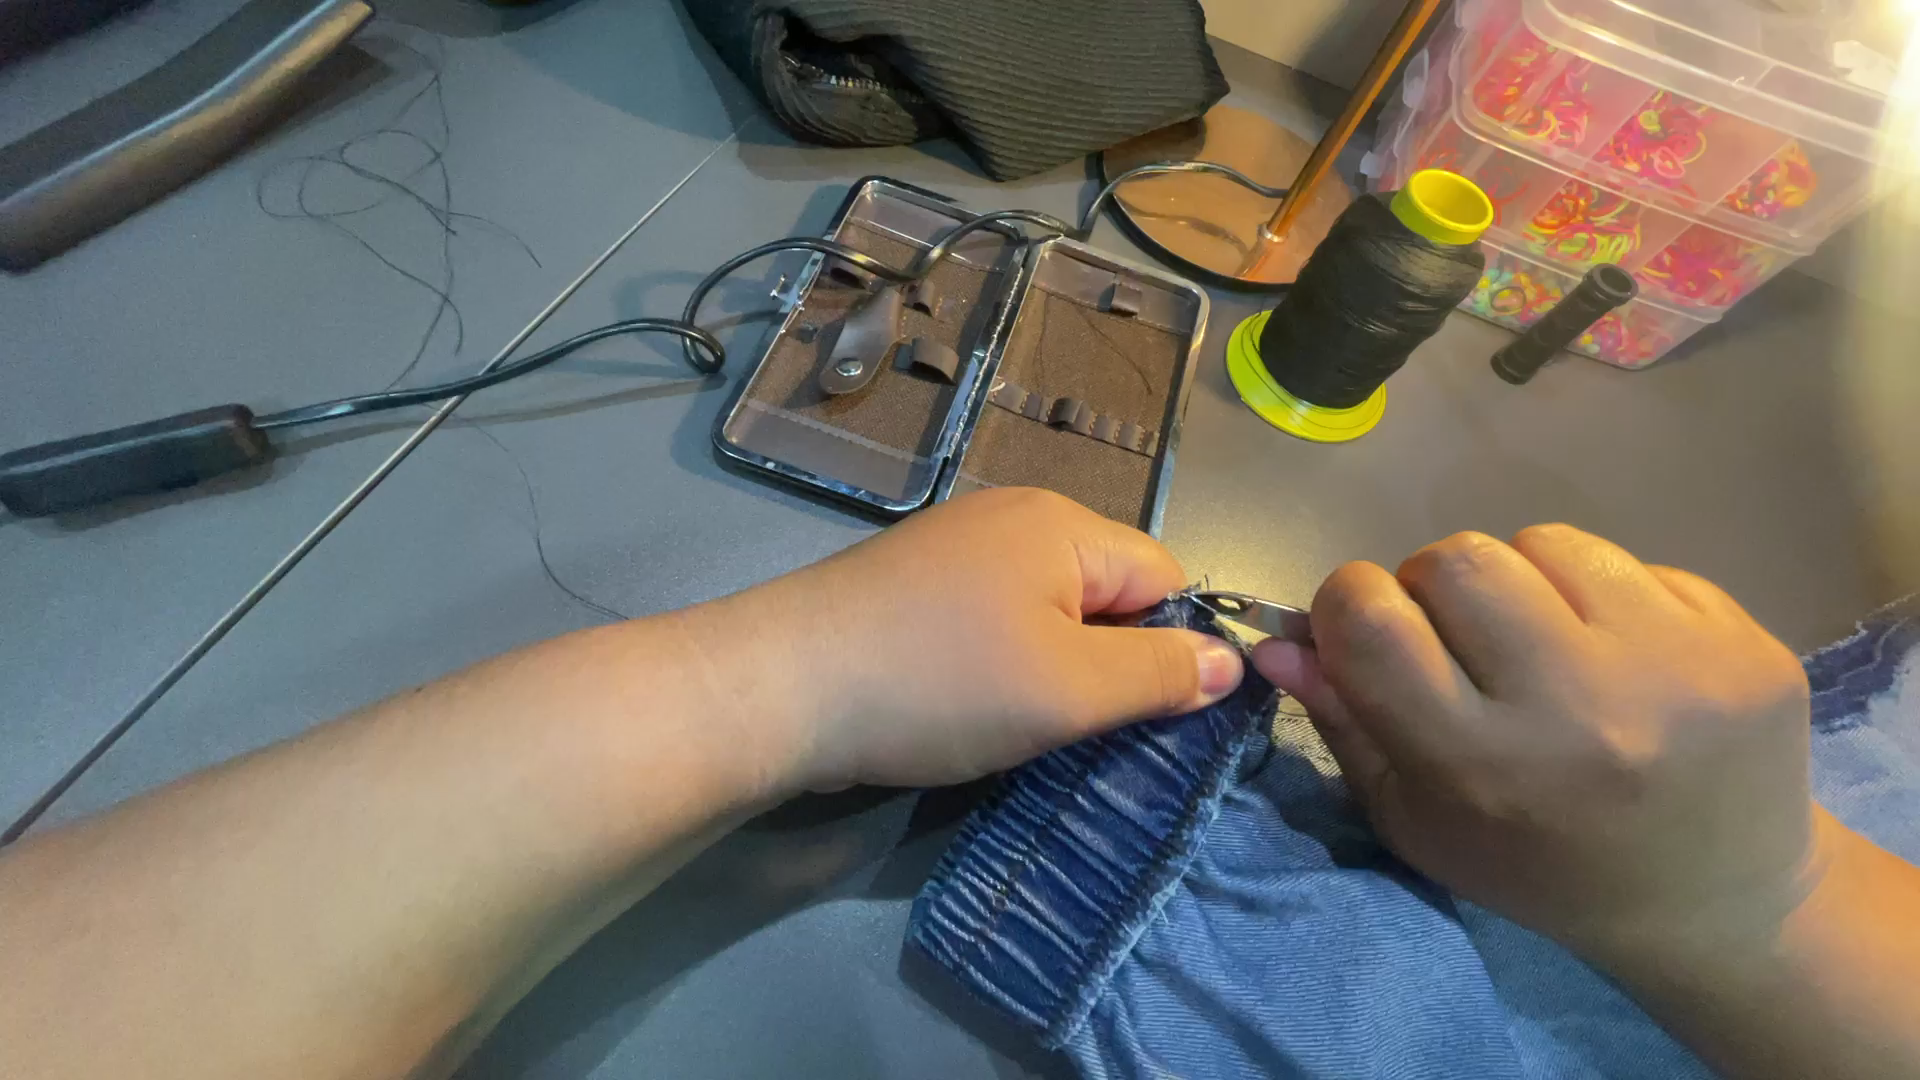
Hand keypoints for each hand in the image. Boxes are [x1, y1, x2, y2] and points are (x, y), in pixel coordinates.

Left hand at [703, 488, 1243, 792]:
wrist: (784, 687)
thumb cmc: (939, 682)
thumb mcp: (1068, 688)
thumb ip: (1158, 673)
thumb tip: (1231, 660)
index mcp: (1060, 523)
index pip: (1164, 575)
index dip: (1171, 643)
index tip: (1147, 711)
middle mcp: (1012, 517)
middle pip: (1105, 588)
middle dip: (1108, 658)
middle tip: (1079, 722)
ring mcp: (956, 547)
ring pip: (1047, 608)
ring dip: (1054, 665)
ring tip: (1023, 717)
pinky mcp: (917, 583)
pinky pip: (994, 617)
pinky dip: (1001, 659)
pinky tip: (973, 696)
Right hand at [1252, 525, 1820, 963]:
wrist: (1712, 900)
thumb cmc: (1523, 862)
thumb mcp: (1404, 811)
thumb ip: (1337, 717)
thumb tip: (1273, 641)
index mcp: (1480, 765)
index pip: (1371, 620)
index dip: (1343, 603)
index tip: (1359, 628)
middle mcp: (1579, 712)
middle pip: (1452, 561)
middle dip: (1425, 586)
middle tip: (1449, 636)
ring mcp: (1676, 670)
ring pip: (1533, 542)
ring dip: (1507, 580)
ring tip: (1530, 639)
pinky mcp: (1745, 643)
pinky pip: (1618, 558)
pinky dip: (1584, 588)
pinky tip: (1604, 649)